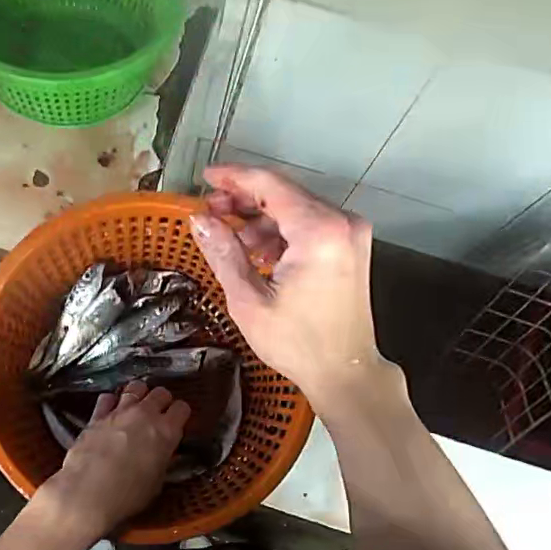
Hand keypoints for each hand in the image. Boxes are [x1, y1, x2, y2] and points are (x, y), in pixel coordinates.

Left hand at [34, 382, 190, 539]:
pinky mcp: (96, 416)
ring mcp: (120, 412)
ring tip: (136, 406)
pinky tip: (110, 411)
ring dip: (139, 394)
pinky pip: (107, 397)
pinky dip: (111, 402)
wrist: (89, 492)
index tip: (177, 422)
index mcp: (167, 431)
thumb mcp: (157, 481)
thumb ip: (162, 460)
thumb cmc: (129, 494)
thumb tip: (163, 453)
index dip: (181, 414)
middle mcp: (146, 414)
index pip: (182, 408)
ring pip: (135, 387)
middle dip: (162, 400)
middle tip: (158, 413)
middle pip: (160, 392)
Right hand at [189, 165, 391, 411]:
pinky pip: (310, 226)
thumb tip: (200, 221)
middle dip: (245, 199)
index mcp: (319, 232)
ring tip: (230, 234)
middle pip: (285, 194)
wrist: (345, 372)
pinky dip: (283, 232)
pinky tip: (258, 250)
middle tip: (211, 210)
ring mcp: (350, 235)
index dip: (234, 178)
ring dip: (262, 217)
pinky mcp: (351, 248)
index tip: (207, 178)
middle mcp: (342, 224)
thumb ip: (224, 253)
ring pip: (297, 208)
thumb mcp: (250, 301)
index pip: (270, 186)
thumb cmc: (300, 345)